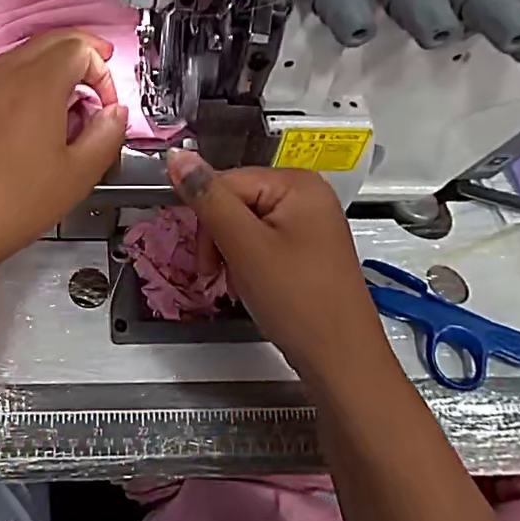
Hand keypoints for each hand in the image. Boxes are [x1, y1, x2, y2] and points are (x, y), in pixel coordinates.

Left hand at [0, 30, 129, 357]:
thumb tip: (115, 114)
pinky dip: (21, 78)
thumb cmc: (12, 204)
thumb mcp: (78, 175)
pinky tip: (26, 114)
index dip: (104, 71)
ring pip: (22, 53)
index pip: (80, 49)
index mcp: (37, 84)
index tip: (107, 104)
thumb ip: (107, 135)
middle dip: (81, 54)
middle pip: (51, 40)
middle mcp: (3, 73)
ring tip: (64, 100)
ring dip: (51, 65)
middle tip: (97, 79)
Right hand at [167, 151, 386, 381]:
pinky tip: (253, 285)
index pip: (226, 181)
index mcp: (297, 183)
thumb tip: (177, 157)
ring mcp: (309, 223)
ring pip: (244, 223)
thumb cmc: (297, 301)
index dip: (207, 218)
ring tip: (240, 283)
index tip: (206, 258)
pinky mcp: (307, 248)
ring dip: (230, 252)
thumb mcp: (244, 246)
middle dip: (219, 237)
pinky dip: (248, 262)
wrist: (341, 362)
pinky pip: (262, 241)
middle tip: (219, 273)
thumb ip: (208, 199)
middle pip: (235, 200)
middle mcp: (307, 194)